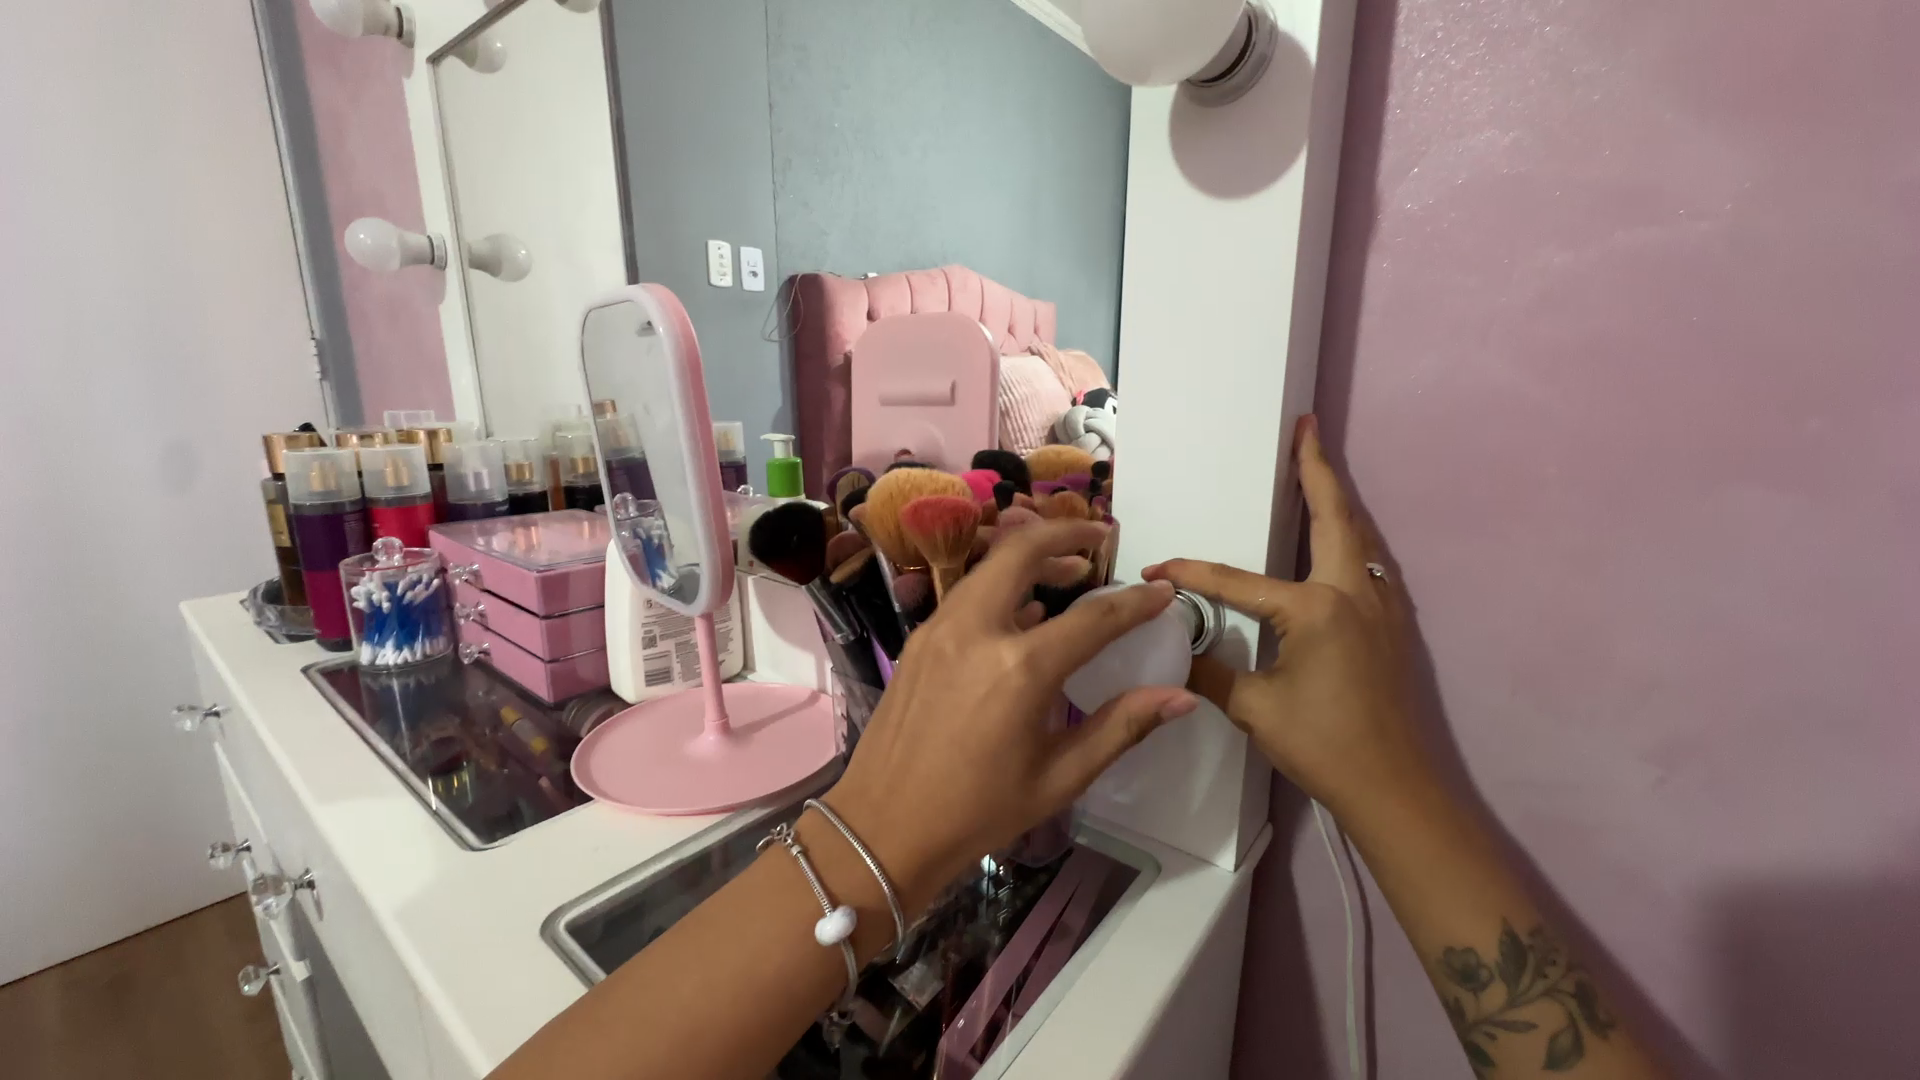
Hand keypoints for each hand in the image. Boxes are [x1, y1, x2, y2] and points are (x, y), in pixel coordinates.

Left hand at [826, 520, 1200, 913]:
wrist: (883, 827)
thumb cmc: (978, 812)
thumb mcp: (1059, 778)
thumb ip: (1122, 727)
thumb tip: (1181, 698)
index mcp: (1019, 670)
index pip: (1093, 618)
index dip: (1135, 602)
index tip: (1163, 592)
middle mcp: (975, 631)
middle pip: (1022, 551)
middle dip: (1066, 533)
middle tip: (1101, 537)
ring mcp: (939, 630)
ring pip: (989, 567)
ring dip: (1030, 555)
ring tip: (1070, 569)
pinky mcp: (918, 640)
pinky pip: (967, 595)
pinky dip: (1001, 586)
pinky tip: (1025, 609)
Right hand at [1144, 416, 1432, 817]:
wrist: (1399, 792)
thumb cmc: (1324, 745)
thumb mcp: (1255, 709)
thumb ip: (1210, 672)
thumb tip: (1173, 650)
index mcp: (1314, 608)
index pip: (1236, 580)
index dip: (1191, 574)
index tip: (1155, 570)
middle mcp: (1354, 592)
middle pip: (1335, 515)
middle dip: (1317, 467)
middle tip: (1307, 427)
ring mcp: (1383, 607)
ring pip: (1361, 535)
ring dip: (1339, 499)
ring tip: (1320, 470)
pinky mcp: (1395, 626)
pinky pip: (1372, 562)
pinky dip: (1353, 536)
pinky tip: (1341, 543)